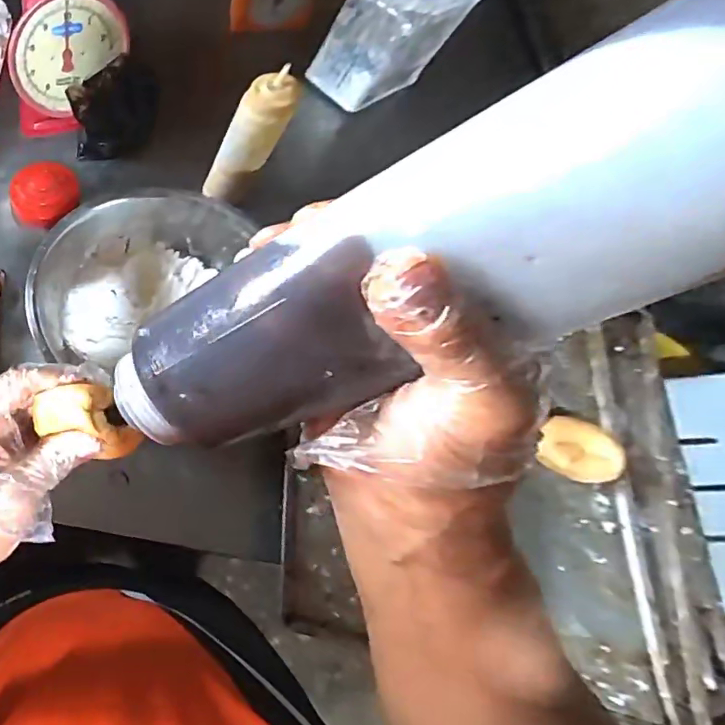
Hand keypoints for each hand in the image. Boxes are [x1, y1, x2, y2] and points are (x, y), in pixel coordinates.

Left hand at [0, 366, 103, 582]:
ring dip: (61, 412)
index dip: (56, 376)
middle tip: (99, 396)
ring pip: (31, 412)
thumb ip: (57, 458)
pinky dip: (54, 433)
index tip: (89, 381)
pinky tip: (79, 437)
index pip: (20, 380)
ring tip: (97, 414)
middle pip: (27, 392)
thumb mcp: (19, 490)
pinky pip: (31, 433)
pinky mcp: (0, 455)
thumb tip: (94, 437)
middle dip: (64, 392)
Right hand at [254, 206, 542, 534]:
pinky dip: (276, 298)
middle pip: (373, 256)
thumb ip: (447, 335)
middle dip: (333, 233)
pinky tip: (249, 285)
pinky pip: (300, 319)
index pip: (440, 243)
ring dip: (297, 261)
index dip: (404, 213)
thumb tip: (397, 264)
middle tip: (296, 229)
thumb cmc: (455, 464)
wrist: (397, 522)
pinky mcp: (322, 362)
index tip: (360, 202)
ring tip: (263, 248)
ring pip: (331, 283)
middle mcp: (418, 317)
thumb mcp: (475, 399)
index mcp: (473, 314)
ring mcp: (365, 339)